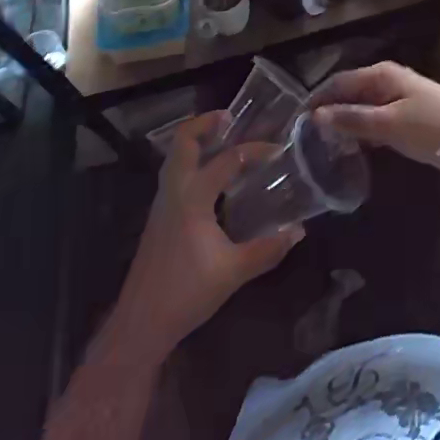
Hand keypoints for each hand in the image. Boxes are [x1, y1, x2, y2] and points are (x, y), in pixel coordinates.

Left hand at [116, 112, 303, 353]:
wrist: (141, 322)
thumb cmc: (187, 292)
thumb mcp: (235, 271)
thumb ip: (269, 249)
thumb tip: (299, 230)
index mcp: (192, 198)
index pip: (227, 160)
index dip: (255, 151)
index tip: (279, 151)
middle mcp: (174, 192)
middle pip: (183, 143)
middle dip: (204, 124)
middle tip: (230, 117)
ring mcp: (161, 204)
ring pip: (174, 159)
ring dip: (195, 142)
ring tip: (222, 140)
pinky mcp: (158, 219)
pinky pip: (174, 176)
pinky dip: (191, 164)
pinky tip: (211, 181)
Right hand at [309, 62, 439, 175]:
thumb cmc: (433, 128)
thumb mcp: (388, 125)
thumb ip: (352, 119)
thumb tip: (316, 115)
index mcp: (382, 75)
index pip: (338, 82)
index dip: (316, 100)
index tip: (295, 121)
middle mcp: (388, 80)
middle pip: (349, 93)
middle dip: (329, 112)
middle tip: (306, 137)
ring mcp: (400, 98)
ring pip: (363, 107)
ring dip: (345, 123)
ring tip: (324, 145)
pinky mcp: (409, 116)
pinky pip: (376, 119)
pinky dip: (362, 131)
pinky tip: (354, 149)